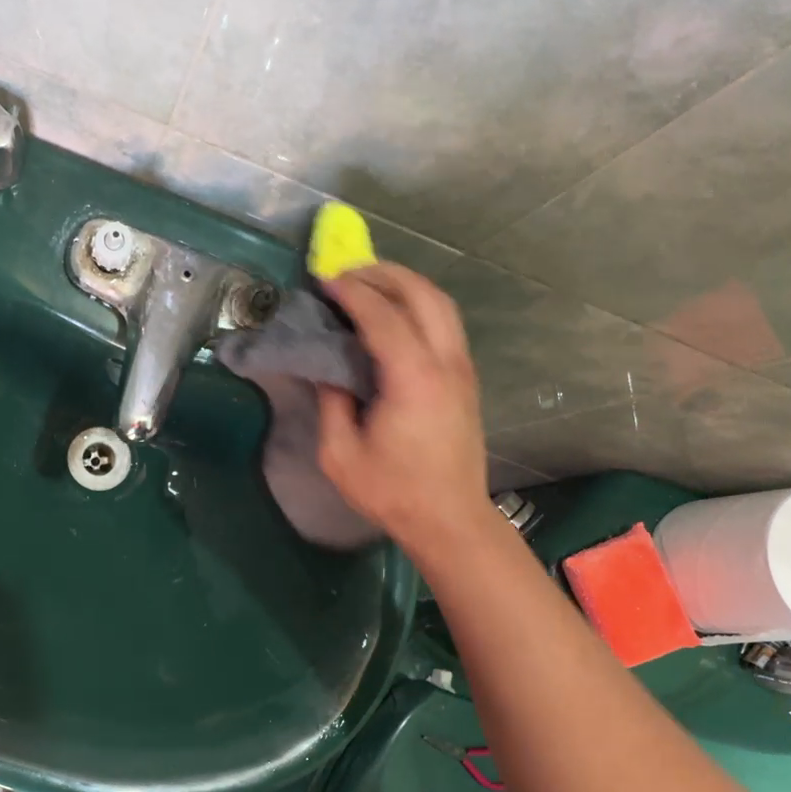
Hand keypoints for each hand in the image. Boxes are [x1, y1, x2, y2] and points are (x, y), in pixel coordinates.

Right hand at [316, 263, 496, 556]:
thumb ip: (332, 403)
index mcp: (412, 378)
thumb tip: (328, 370)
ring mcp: (461, 368)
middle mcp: (444, 362)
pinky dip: (418, 305)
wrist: (449, 518)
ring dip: (405, 285)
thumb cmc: (391, 491)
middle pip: (421, 293)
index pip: (383, 315)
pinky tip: (394, 315)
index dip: (352, 292)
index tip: (325, 281)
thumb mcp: (340, 454)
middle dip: (383, 274)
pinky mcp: (465, 379)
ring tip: (370, 284)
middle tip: (347, 272)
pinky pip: (445, 323)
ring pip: (441, 304)